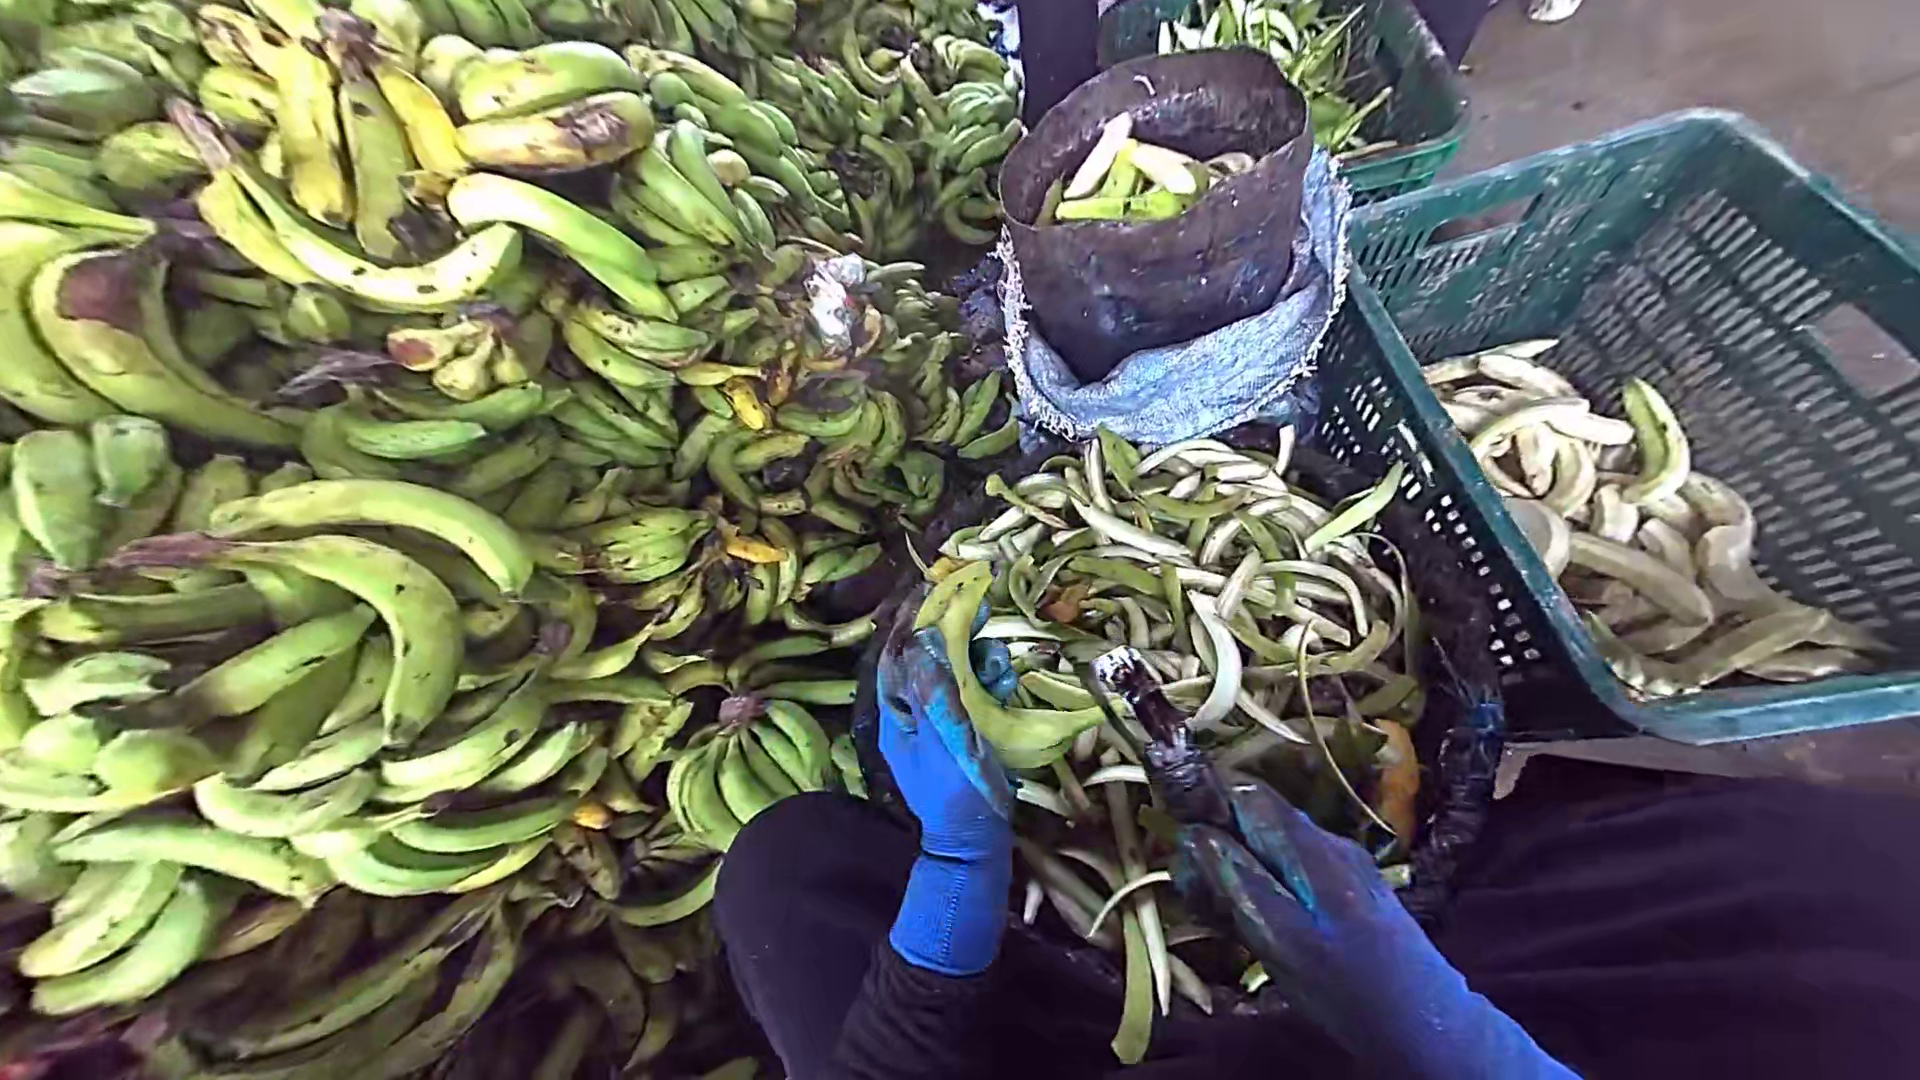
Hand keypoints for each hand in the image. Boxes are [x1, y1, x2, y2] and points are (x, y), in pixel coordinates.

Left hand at [873, 595, 1016, 974]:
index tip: (929, 588)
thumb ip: (933, 685)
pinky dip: (989, 680)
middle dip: (951, 631)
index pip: (898, 652)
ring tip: (996, 658)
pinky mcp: (963, 726)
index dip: (912, 619)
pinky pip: (974, 690)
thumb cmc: (954, 790)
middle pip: (928, 656)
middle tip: (975, 604)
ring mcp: (939, 717)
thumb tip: (927, 636)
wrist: (975, 841)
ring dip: (976, 657)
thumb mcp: (940, 735)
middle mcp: (913, 708)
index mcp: (897, 709)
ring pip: (954, 670)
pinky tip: (1005, 680)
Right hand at [1175, 773, 1576, 1079]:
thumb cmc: (1350, 992)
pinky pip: (1292, 861)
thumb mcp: (1279, 938)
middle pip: (1254, 813)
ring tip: (1222, 904)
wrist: (1439, 1035)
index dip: (1206, 795)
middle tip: (1197, 880)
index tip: (1178, 821)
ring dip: (1238, 859)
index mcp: (1309, 846)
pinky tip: (1258, 914)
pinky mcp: (1349, 884)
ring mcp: (1341, 861)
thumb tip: (1194, 833)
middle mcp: (1326, 841)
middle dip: (1218, 836)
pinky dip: (1264, 876)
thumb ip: (1235, 879)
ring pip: (1270, 839)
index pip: (1245, 791)